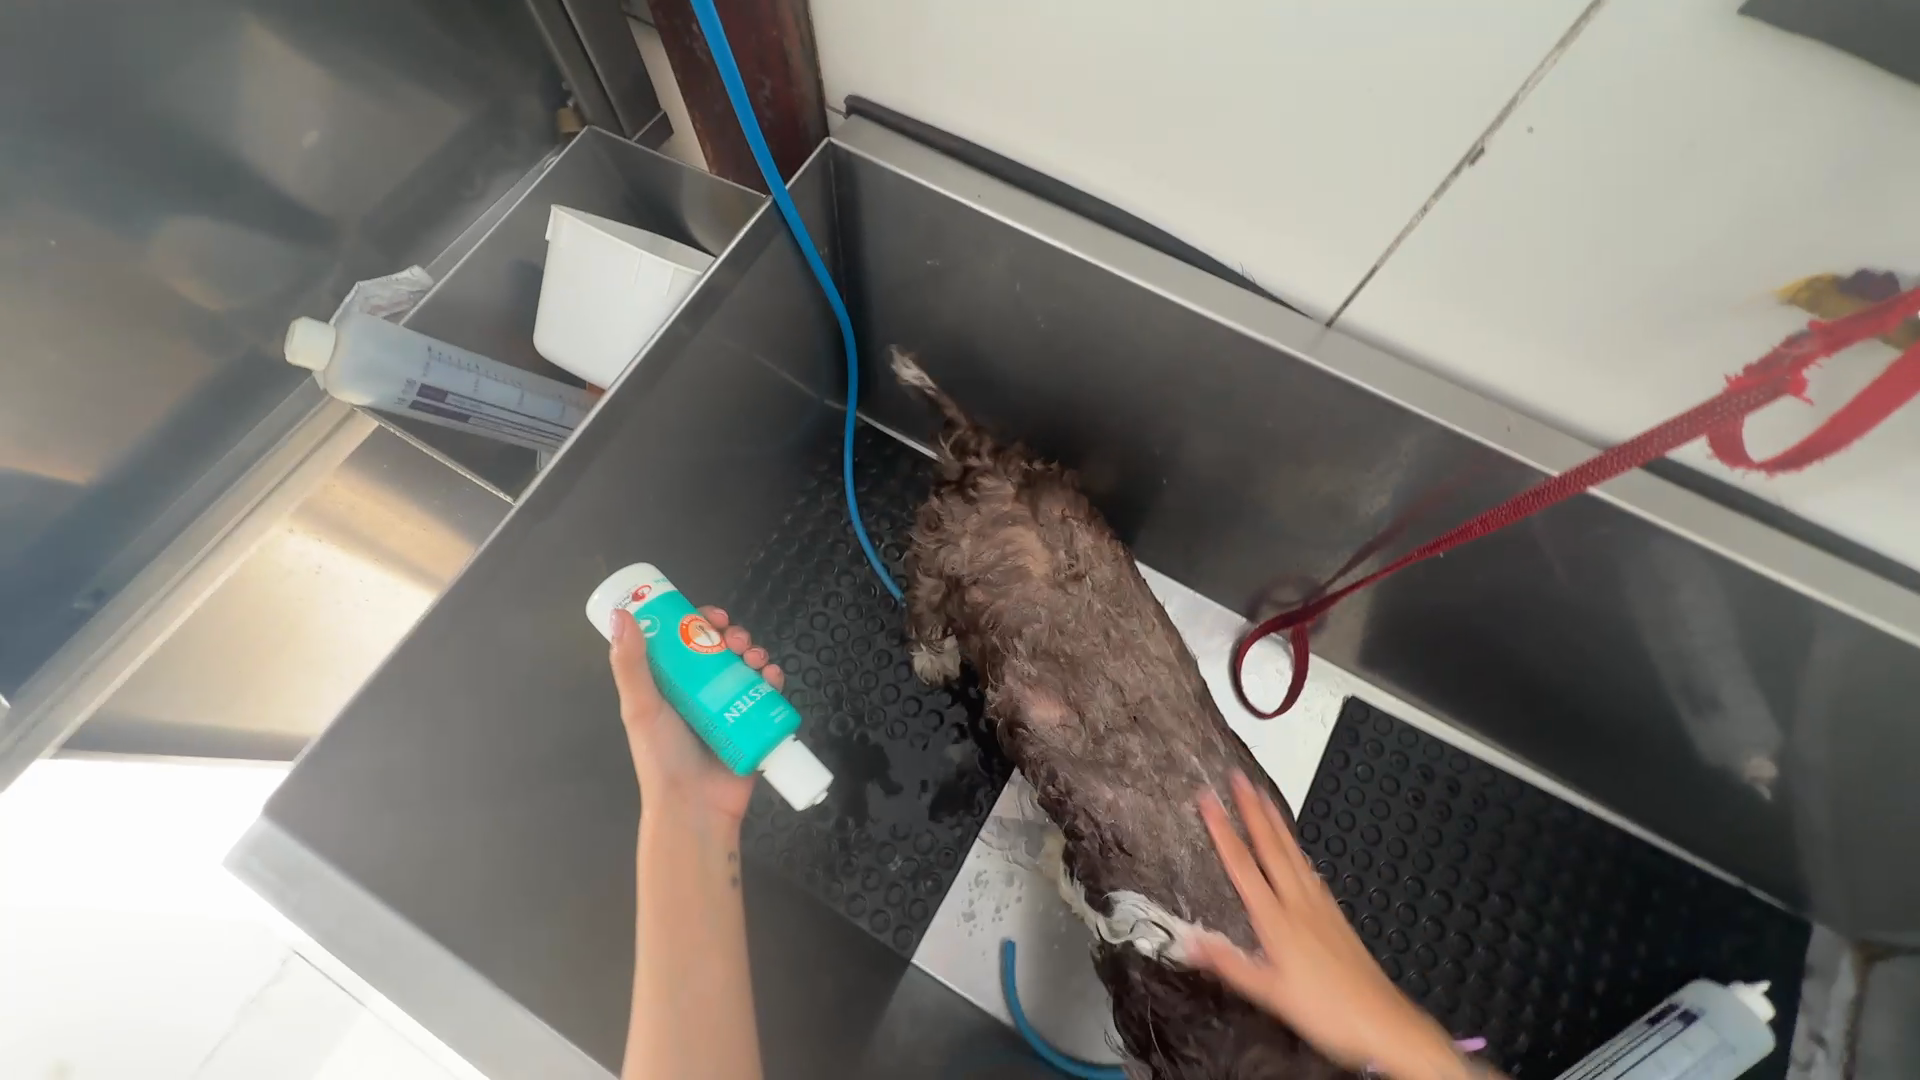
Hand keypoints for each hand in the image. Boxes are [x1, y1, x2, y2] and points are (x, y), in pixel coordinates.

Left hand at [608, 605, 785, 824]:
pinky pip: (769, 692)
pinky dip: (774, 678)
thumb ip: (630, 664)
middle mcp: (702, 690)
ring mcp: (730, 705)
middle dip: (735, 635)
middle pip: (723, 648)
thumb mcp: (641, 708)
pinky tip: (771, 677)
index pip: (687, 640)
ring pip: (748, 665)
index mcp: (672, 683)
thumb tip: (621, 614)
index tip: (713, 617)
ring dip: (756, 652)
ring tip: (756, 660)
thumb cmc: (662, 757)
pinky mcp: (754, 721)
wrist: (695, 805)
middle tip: (736, 640)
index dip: (701, 621)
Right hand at [1192, 772, 1466, 1079]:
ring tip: (1264, 795)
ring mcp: (1318, 905)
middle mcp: (1296, 902)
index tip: (1207, 798)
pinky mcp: (1334, 914)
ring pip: (1291, 852)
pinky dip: (1296, 848)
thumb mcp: (1269, 994)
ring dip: (1275, 821)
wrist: (1385, 1024)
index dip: (1222, 829)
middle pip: (1270, 846)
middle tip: (1239, 777)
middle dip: (1253, 809)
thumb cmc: (1326, 1011)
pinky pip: (1309, 869)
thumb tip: (1186, 940)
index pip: (1242, 864)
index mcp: (1275, 918)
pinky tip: (1296, 846)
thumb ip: (1228, 963)